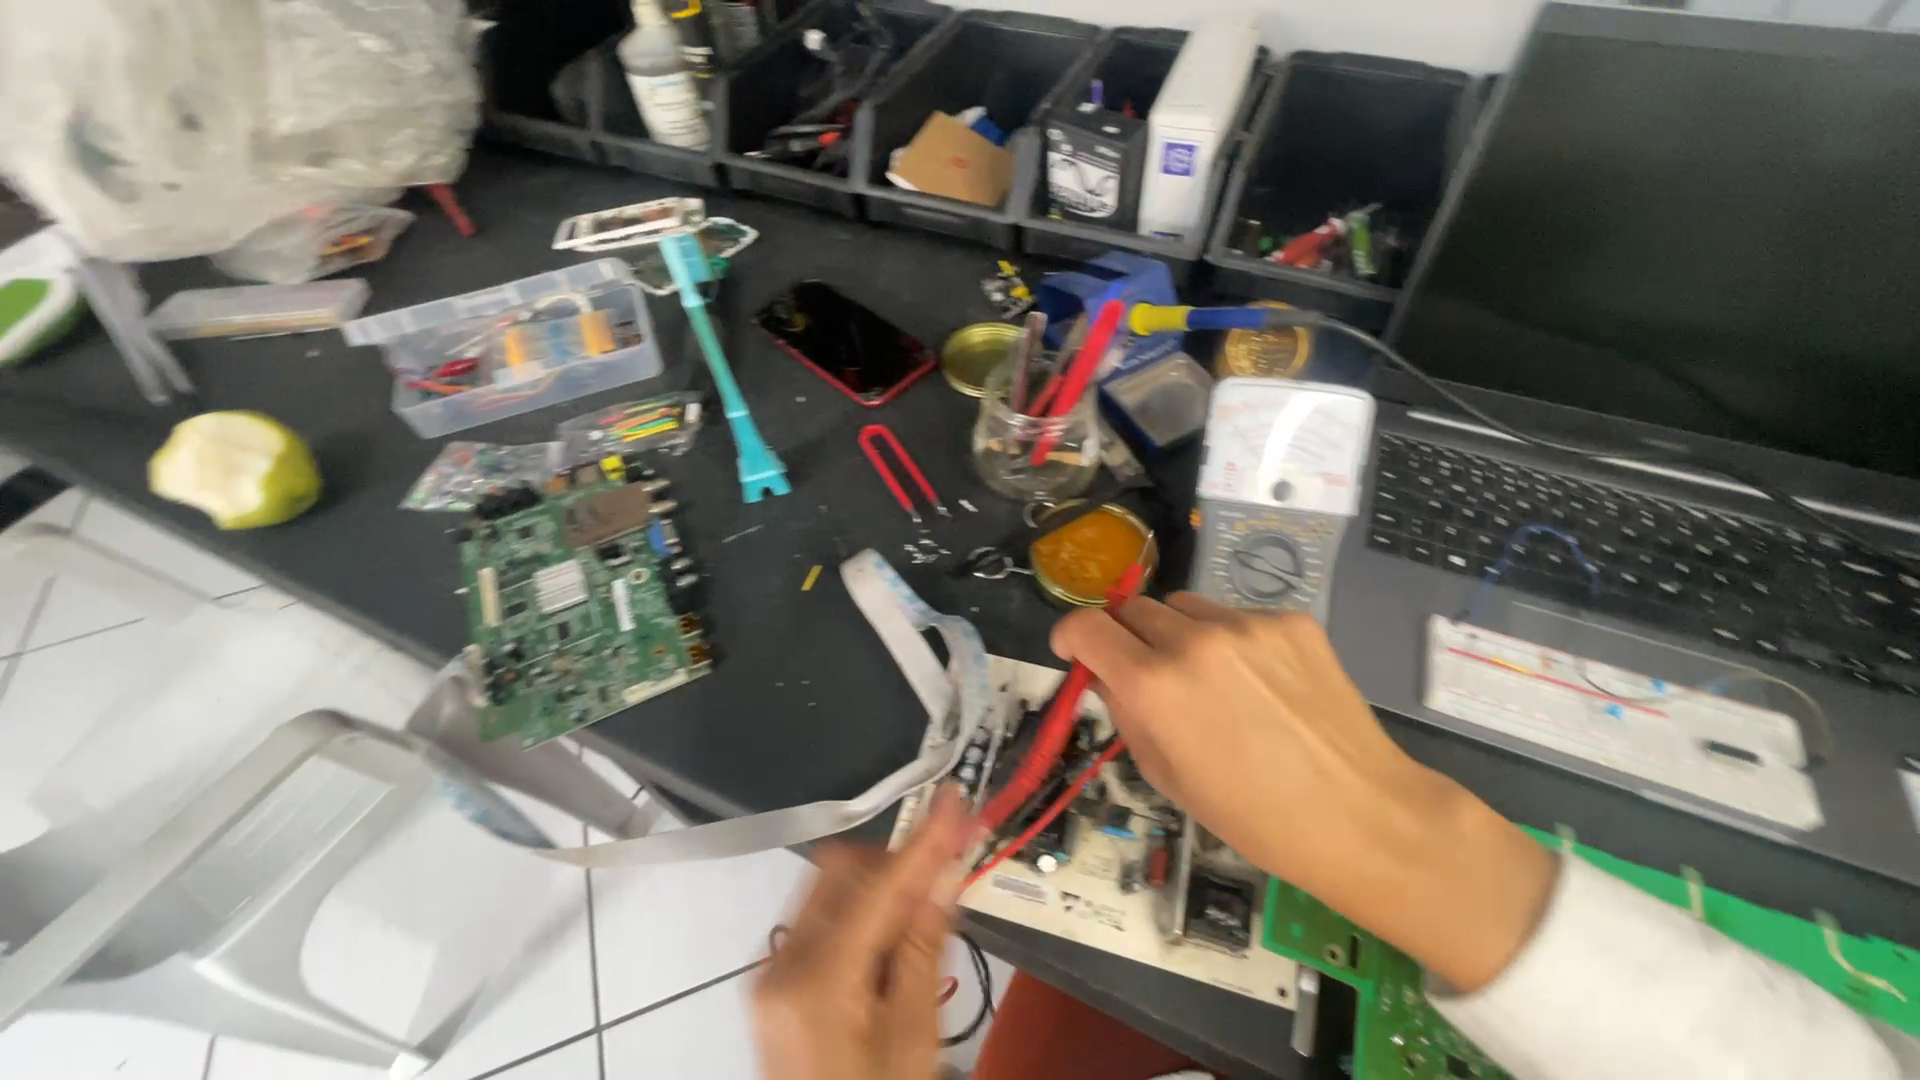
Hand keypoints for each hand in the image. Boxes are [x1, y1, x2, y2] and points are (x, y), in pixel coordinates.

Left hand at [754, 788, 968, 1079]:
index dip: (922, 842)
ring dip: (876, 880)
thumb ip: (923, 945)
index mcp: (818, 984)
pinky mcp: (770, 980)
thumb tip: (944, 872)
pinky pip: (816, 918)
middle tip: (943, 865)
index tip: (952, 802)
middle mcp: (779, 965)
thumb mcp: (914, 1036)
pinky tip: (889, 931)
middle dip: (894, 859)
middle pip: (840, 873)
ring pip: (826, 888)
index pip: (879, 889)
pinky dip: (856, 909)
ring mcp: (768, 972)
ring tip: (922, 902)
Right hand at [1053, 595, 1554, 991]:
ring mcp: (1247, 624)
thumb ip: (1125, 712)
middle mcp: (1193, 640)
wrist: (1358, 813)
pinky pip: (1236, 616)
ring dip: (1176, 633)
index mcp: (1153, 684)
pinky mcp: (1290, 620)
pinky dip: (1230, 640)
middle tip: (1147, 675)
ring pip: (1183, 606)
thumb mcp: (1164, 775)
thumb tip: (1107, 675)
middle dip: (1126, 638)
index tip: (1075, 652)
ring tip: (1208, 677)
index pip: (1086, 626)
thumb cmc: (1250, 814)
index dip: (1070, 636)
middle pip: (1133, 609)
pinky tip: (1259, 682)